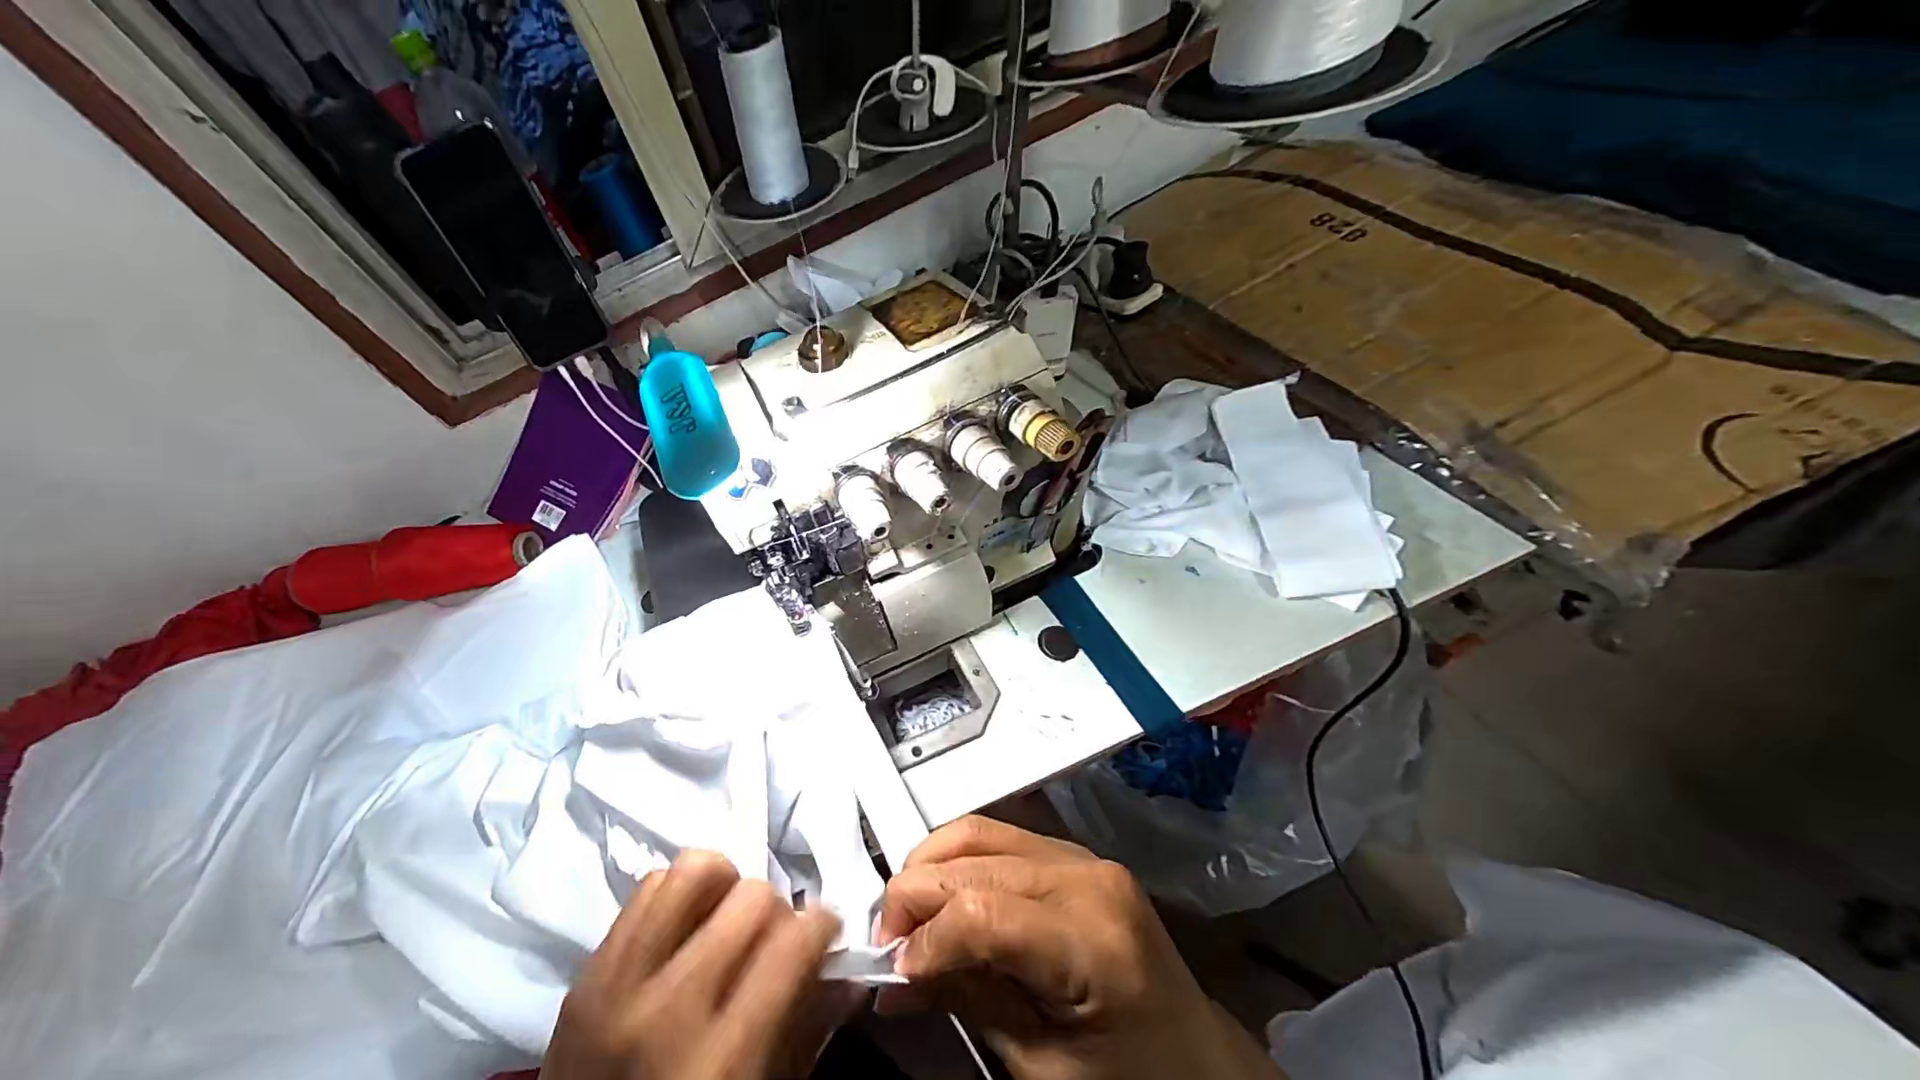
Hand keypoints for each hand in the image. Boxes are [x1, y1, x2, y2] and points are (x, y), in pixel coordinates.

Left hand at [543, 850, 855, 1079]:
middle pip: (751, 899)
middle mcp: (667, 1012)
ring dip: (725, 888)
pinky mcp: (586, 973)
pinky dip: (679, 896)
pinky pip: (648, 889)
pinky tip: (687, 930)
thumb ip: (808, 1030)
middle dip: (777, 912)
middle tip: (772, 940)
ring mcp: (617, 985)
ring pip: (694, 871)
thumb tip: (848, 972)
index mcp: (720, 1060)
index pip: (792, 945)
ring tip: (726, 921)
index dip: (822, 926)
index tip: (824, 934)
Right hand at [877, 817, 1284, 1079]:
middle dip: (913, 899)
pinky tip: (944, 901)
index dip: (924, 939)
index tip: (894, 976)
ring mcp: (1082, 856)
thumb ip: (968, 1001)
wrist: (1195, 1056)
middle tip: (887, 950)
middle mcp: (1085, 876)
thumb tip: (896, 975)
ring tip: (908, 923)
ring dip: (929, 870)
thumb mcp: (1041, 1065)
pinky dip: (959, 862)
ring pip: (977, 832)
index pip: (981, 910)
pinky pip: (999, 837)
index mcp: (1090, 938)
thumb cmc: (1126, 1075)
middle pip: (972, 860)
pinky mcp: (1074, 853)